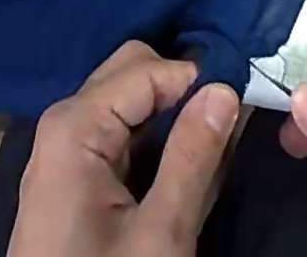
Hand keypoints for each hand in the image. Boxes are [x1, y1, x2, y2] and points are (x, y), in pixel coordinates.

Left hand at [10, 42, 239, 256]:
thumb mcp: (159, 236)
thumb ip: (193, 157)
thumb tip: (225, 89)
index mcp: (76, 123)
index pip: (147, 68)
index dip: (195, 79)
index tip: (240, 103)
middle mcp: (66, 117)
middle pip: (132, 69)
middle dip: (180, 86)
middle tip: (226, 121)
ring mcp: (65, 142)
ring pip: (128, 96)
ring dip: (170, 109)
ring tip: (212, 139)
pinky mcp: (73, 167)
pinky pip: (119, 126)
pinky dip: (154, 132)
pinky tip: (182, 158)